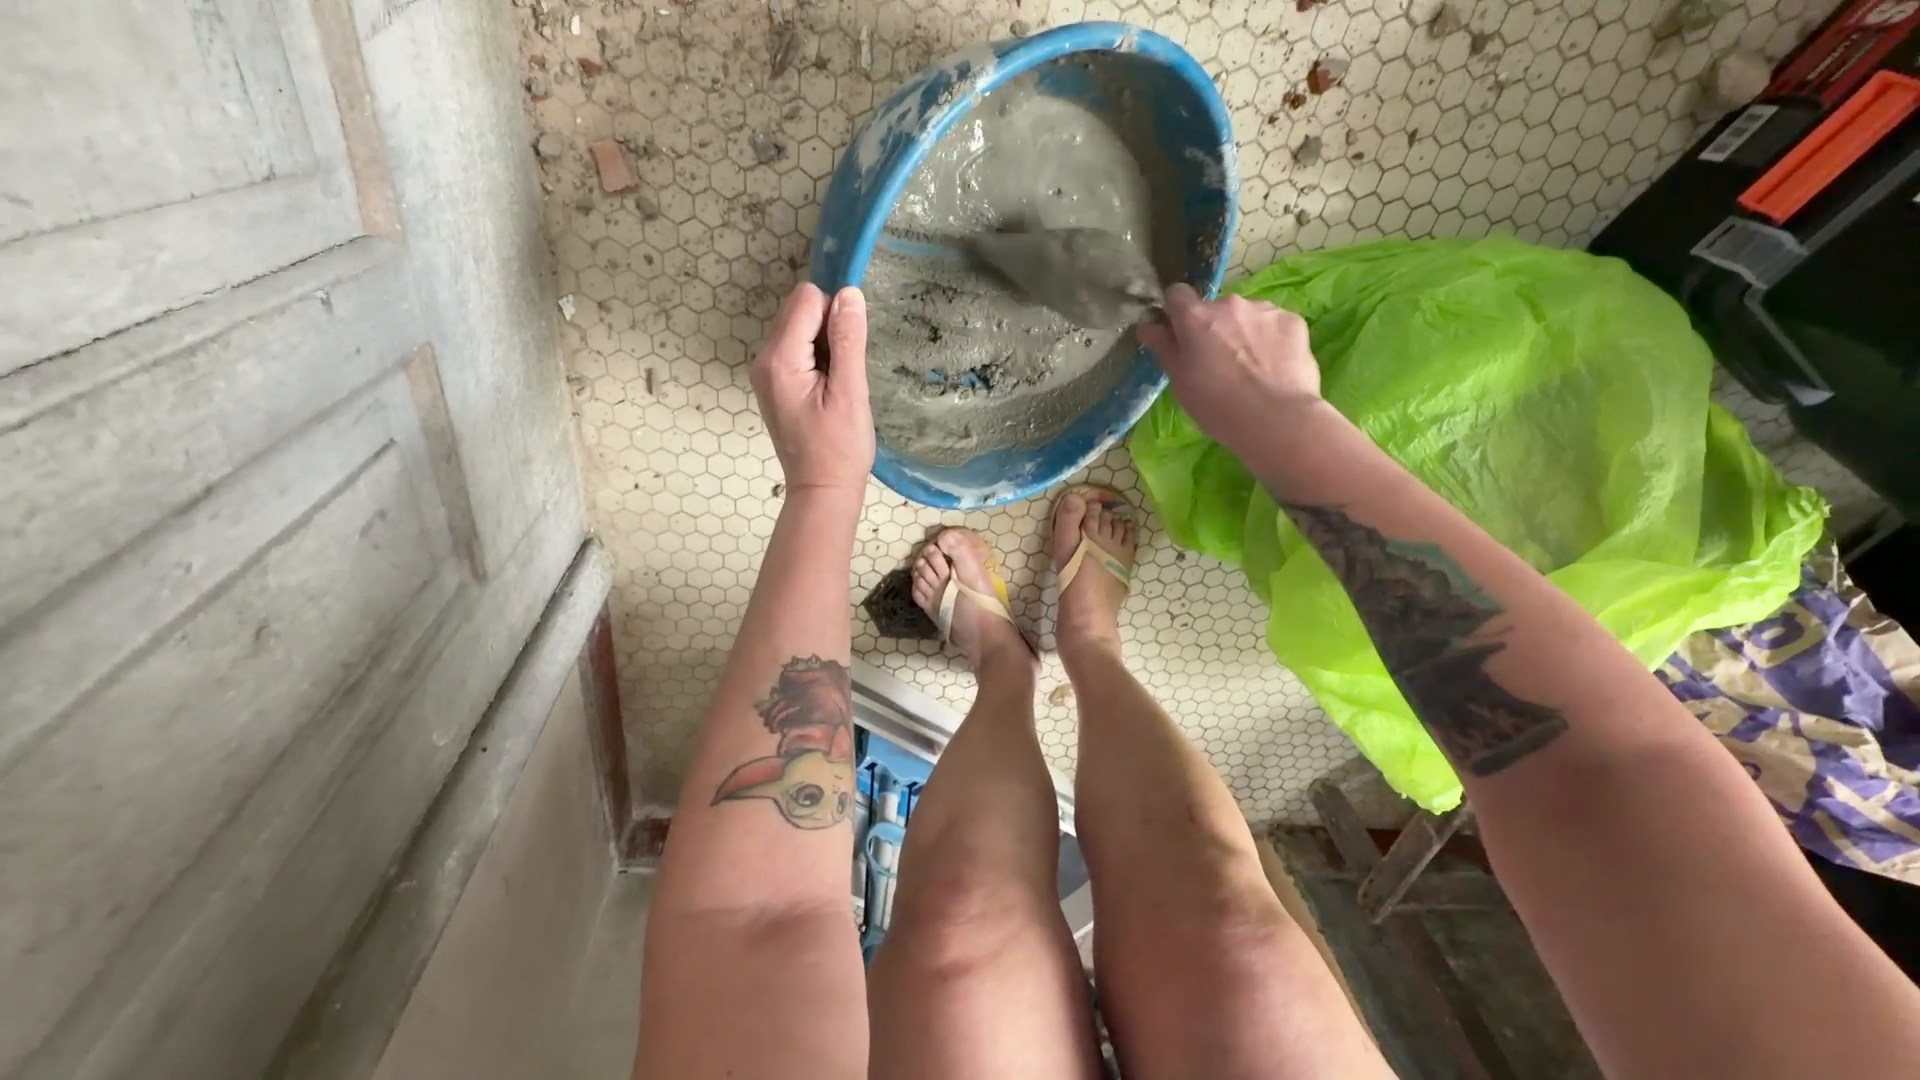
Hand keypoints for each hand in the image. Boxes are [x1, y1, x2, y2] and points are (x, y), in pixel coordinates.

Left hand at [751, 284, 874, 493]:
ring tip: (836, 382)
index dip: (836, 314)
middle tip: (844, 369)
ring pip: (798, 327)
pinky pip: (795, 348)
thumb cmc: (840, 447)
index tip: (850, 348)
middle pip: (798, 308)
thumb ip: (848, 340)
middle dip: (828, 327)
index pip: (806, 299)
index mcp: (779, 359)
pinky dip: (815, 357)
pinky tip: (827, 388)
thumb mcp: (850, 392)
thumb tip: (849, 294)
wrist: (821, 489)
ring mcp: (764, 371)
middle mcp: (763, 359)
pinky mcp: (772, 382)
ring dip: (823, 343)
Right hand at [1137, 284, 1323, 449]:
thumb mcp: (1180, 382)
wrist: (1276, 418)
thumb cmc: (1217, 405)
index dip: (1176, 313)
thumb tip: (1147, 326)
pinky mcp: (1293, 321)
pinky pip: (1275, 324)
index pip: (1177, 295)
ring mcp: (1264, 309)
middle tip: (1219, 363)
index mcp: (1196, 318)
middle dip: (1214, 328)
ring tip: (1251, 367)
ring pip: (1247, 315)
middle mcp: (1229, 304)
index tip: (1180, 334)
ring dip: (1244, 332)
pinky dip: (1272, 339)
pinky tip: (1274, 366)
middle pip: (1215, 309)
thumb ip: (1164, 348)